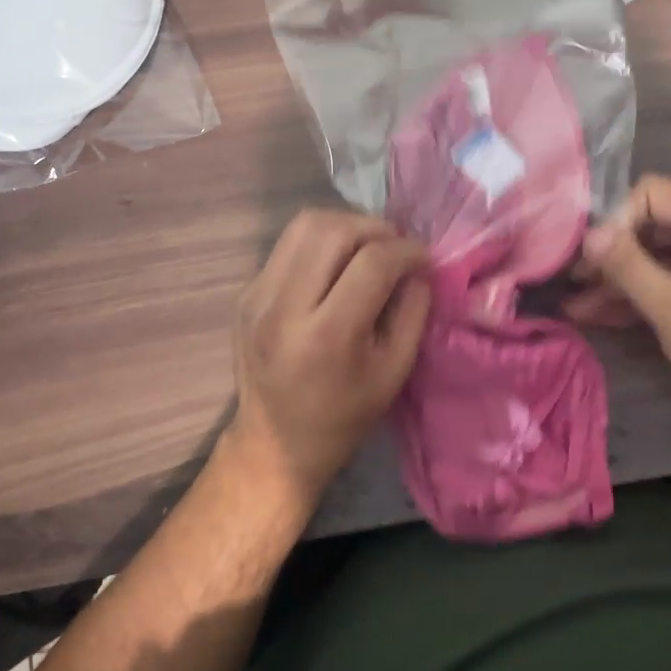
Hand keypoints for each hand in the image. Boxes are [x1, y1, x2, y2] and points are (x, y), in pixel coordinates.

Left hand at [229, 209, 431, 493]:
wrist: (274, 444)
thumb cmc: (344, 416)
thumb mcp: (395, 372)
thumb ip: (413, 311)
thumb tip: (419, 265)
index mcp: (326, 337)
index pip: (372, 263)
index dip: (407, 251)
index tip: (425, 260)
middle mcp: (283, 308)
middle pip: (332, 229)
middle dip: (375, 228)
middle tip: (396, 247)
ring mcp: (257, 297)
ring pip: (304, 225)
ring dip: (346, 227)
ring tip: (368, 249)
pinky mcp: (246, 293)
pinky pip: (288, 246)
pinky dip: (321, 246)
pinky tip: (337, 270)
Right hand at [571, 176, 670, 422]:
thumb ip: (627, 266)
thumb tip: (589, 234)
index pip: (653, 193)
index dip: (618, 217)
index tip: (594, 254)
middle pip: (651, 226)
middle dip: (611, 252)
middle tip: (574, 278)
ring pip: (655, 258)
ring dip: (616, 279)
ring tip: (574, 303)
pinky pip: (667, 282)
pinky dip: (637, 296)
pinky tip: (595, 314)